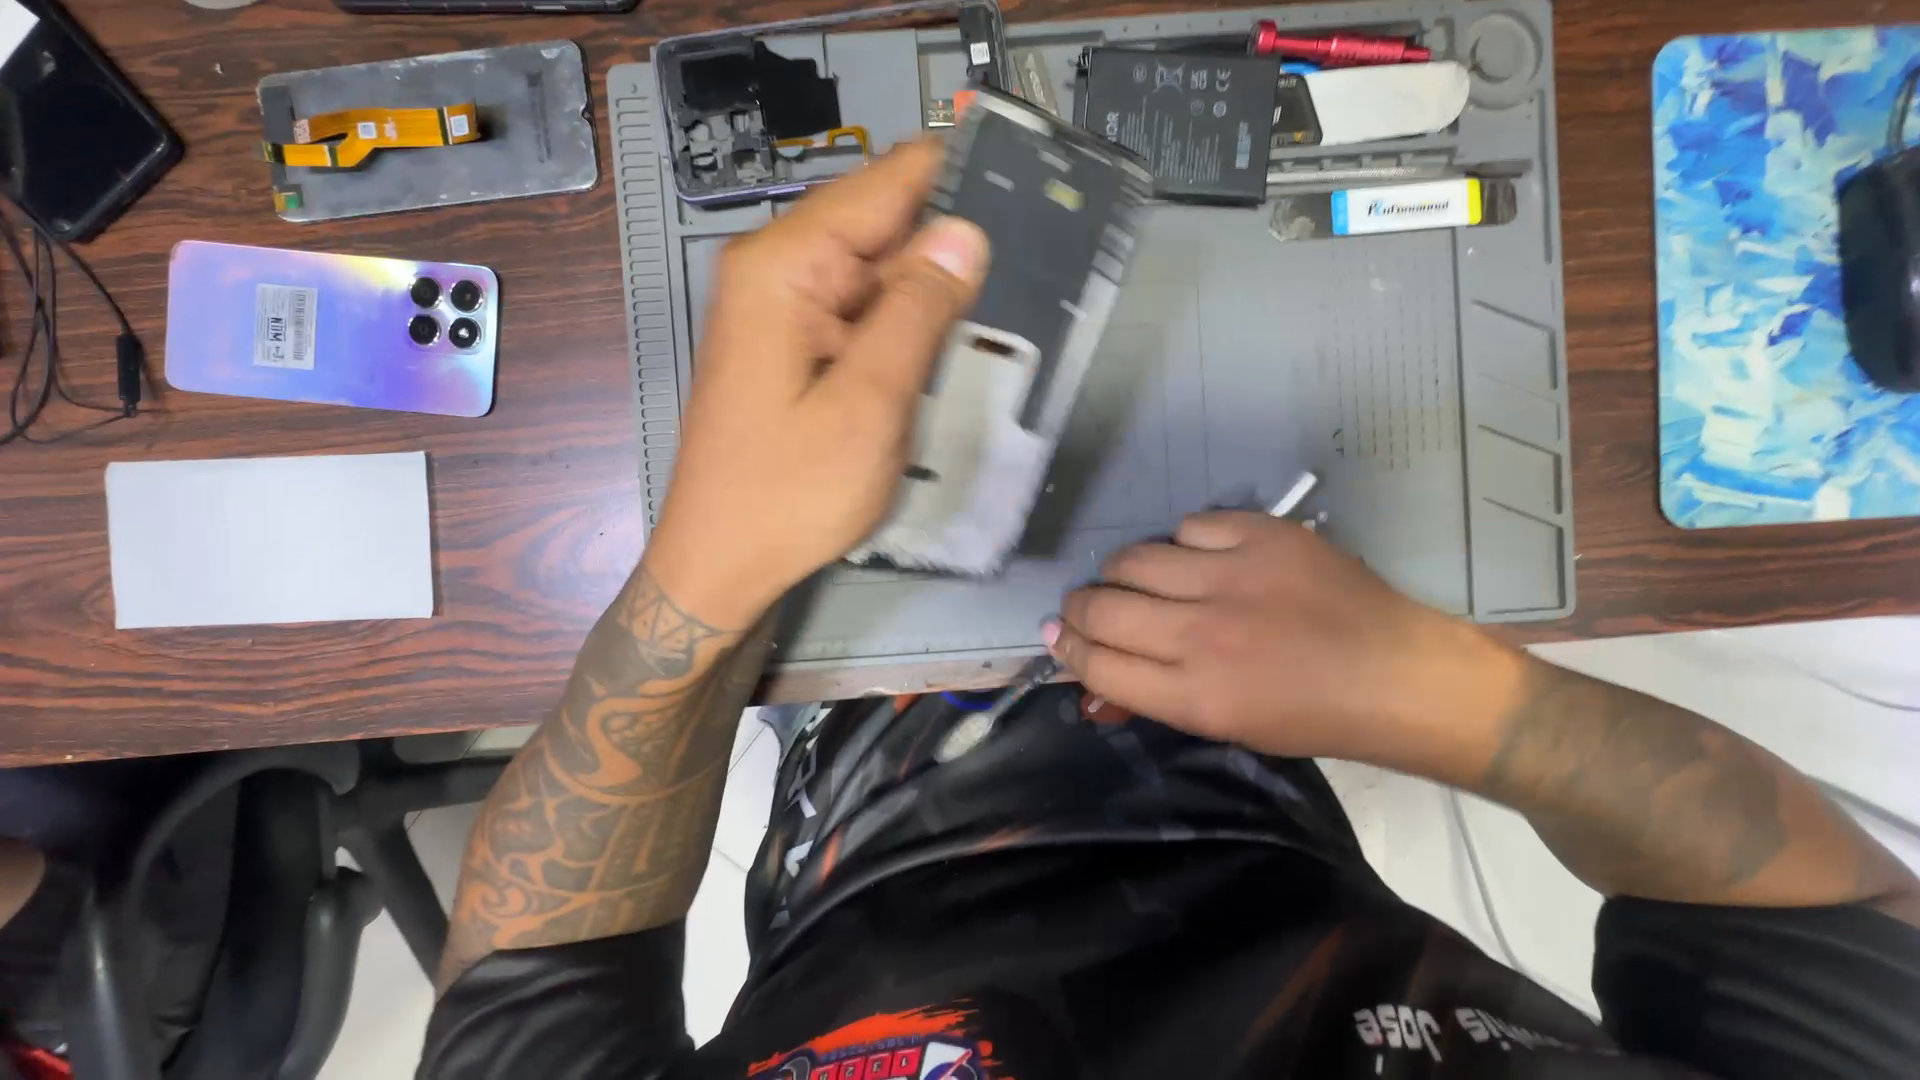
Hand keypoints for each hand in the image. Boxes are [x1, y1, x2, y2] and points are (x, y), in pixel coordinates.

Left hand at [642, 141, 989, 627]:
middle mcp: (775, 272)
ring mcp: (780, 310)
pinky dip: (900, 326)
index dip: (954, 178)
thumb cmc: (790, 495)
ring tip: (988, 310)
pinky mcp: (791, 346)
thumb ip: (918, 313)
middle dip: (944, 245)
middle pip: (879, 227)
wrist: (722, 563)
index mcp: (785, 267)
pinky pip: (858, 314)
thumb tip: (966, 233)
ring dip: (926, 292)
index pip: (883, 186)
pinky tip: (935, 349)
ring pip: (874, 274)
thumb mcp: (869, 404)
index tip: (1025, 180)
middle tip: (1025, 263)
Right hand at [1049, 512, 1524, 769]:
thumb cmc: (1310, 716)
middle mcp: (1204, 634)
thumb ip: (1152, 699)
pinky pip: (1188, 527)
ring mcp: (1234, 576)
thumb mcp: (1225, 725)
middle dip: (1080, 608)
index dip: (1068, 648)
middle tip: (1085, 607)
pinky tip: (1197, 560)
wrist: (1399, 675)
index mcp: (1196, 695)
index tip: (1061, 635)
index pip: (1097, 662)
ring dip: (1121, 572)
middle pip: (1103, 607)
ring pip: (1134, 559)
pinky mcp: (1262, 534)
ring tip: (1135, 580)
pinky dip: (1181, 545)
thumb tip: (1089, 685)